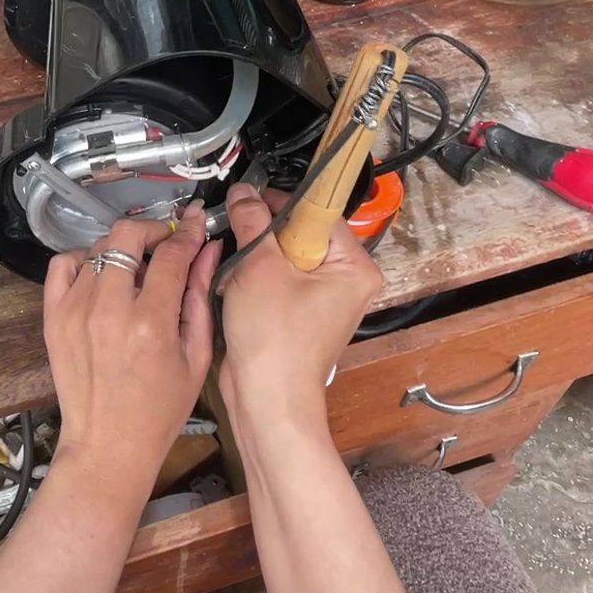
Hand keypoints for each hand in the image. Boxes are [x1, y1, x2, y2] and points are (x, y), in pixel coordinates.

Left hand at [43, 211, 212, 488]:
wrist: (107, 447)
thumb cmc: (159, 411)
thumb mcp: (196, 357)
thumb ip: (200, 297)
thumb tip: (207, 250)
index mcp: (151, 324)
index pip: (171, 254)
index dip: (187, 233)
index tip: (195, 225)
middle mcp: (109, 310)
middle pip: (127, 235)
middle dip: (152, 230)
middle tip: (165, 242)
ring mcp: (75, 311)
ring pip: (98, 247)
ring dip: (122, 248)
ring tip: (136, 268)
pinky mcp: (53, 317)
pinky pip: (63, 265)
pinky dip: (84, 259)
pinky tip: (101, 275)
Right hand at [187, 184, 382, 426]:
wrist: (266, 399)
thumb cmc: (275, 342)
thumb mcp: (259, 267)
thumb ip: (251, 221)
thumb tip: (243, 193)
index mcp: (354, 267)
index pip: (318, 212)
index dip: (281, 201)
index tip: (251, 197)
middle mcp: (346, 280)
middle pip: (298, 232)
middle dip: (262, 234)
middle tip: (237, 235)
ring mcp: (323, 298)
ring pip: (283, 255)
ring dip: (254, 257)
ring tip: (238, 271)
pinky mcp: (300, 312)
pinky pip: (278, 278)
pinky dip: (255, 278)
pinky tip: (238, 289)